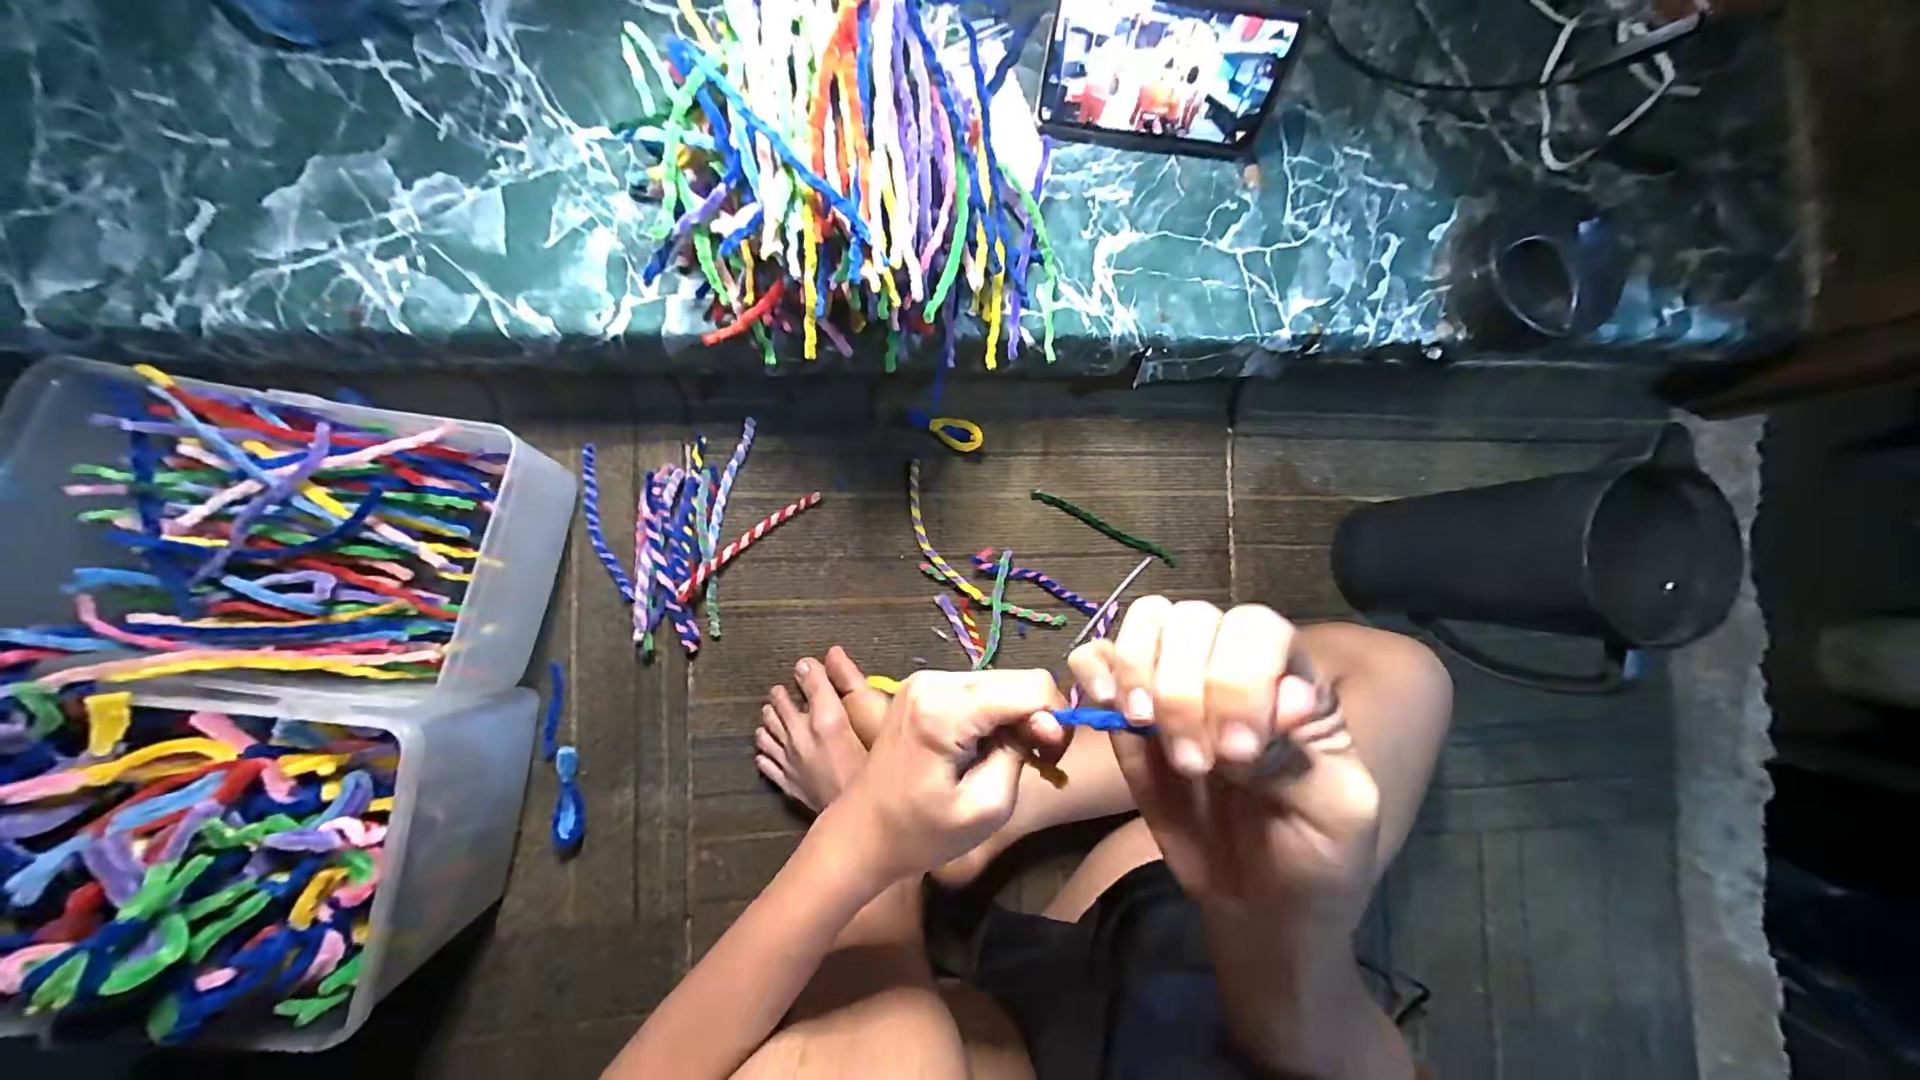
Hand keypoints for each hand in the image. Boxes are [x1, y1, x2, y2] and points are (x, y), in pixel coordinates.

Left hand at [833, 669, 1065, 881]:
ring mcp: (926, 679)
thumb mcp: (985, 809)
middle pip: (1018, 678)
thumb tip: (1047, 720)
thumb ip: (1021, 753)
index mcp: (944, 709)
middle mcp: (934, 680)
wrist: (862, 832)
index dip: (1054, 719)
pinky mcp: (924, 686)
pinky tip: (988, 745)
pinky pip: (980, 688)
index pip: (1030, 686)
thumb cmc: (920, 834)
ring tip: (1010, 756)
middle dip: (1038, 716)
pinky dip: (996, 713)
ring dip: (1018, 715)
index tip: (1050, 758)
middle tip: (1037, 759)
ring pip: (1002, 681)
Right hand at [1069, 599, 1380, 926]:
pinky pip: (1095, 657)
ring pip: (1145, 621)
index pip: (1258, 628)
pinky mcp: (1126, 709)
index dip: (1239, 677)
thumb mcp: (1336, 815)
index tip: (1237, 752)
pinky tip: (1104, 705)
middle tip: (1194, 762)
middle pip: (1192, 618)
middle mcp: (1229, 664)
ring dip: (1136, 668)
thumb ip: (1308, 755)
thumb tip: (1288, 696)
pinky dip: (1092, 668)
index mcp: (1292, 679)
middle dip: (1183, 687)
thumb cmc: (1312, 854)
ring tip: (1143, 723)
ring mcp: (1172, 681)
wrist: (1257, 899)